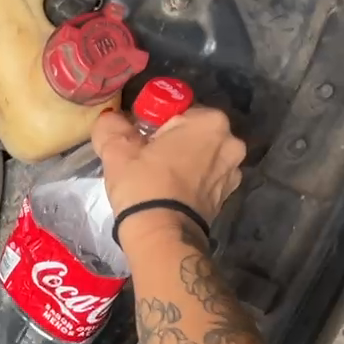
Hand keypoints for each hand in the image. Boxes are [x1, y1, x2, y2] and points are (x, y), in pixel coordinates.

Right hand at [94, 106, 246, 223]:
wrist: (161, 232)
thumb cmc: (143, 184)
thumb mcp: (117, 151)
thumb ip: (112, 127)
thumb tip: (110, 119)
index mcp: (209, 121)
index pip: (176, 111)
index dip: (153, 125)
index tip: (138, 142)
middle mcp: (230, 140)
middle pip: (192, 134)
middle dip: (172, 143)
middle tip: (145, 161)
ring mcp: (233, 169)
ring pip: (201, 156)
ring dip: (183, 162)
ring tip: (158, 180)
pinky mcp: (228, 194)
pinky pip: (205, 178)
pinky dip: (190, 182)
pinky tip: (170, 193)